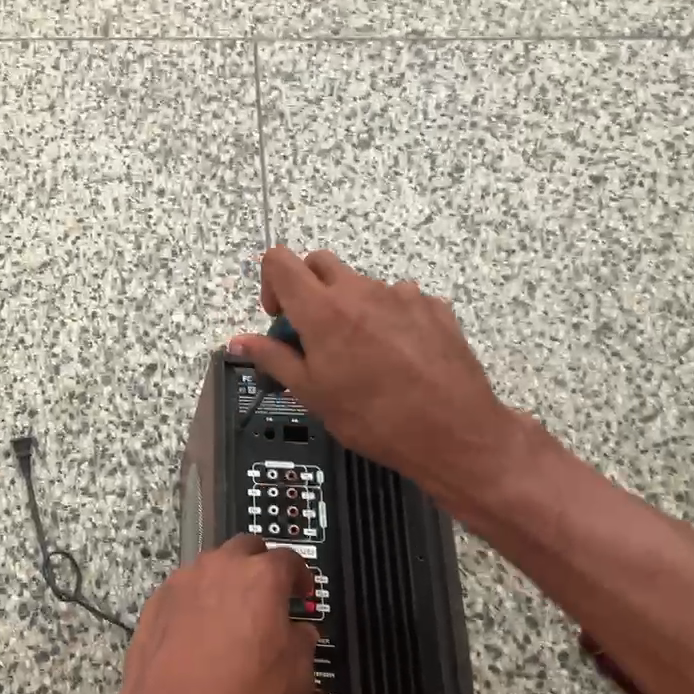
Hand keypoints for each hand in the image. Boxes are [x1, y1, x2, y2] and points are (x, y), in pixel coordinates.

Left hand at [95, 535, 319, 693]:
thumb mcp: (296, 678)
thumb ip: (302, 644)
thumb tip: (300, 633)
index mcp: (261, 577)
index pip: (289, 559)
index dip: (300, 576)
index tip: (302, 592)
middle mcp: (219, 567)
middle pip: (245, 548)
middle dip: (260, 565)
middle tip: (268, 595)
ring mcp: (182, 581)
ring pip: (210, 567)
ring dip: (225, 582)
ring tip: (232, 617)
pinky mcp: (155, 601)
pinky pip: (183, 591)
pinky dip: (196, 602)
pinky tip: (199, 634)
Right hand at [229, 246, 531, 514]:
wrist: (454, 433)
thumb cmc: (375, 419)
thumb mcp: (312, 394)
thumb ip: (273, 358)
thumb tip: (240, 340)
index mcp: (323, 311)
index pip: (279, 260)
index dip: (271, 283)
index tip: (280, 319)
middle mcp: (361, 291)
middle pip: (319, 263)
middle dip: (307, 289)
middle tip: (311, 334)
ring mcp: (402, 295)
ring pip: (360, 284)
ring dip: (348, 306)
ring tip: (360, 354)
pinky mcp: (433, 307)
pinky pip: (398, 300)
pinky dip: (386, 318)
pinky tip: (395, 357)